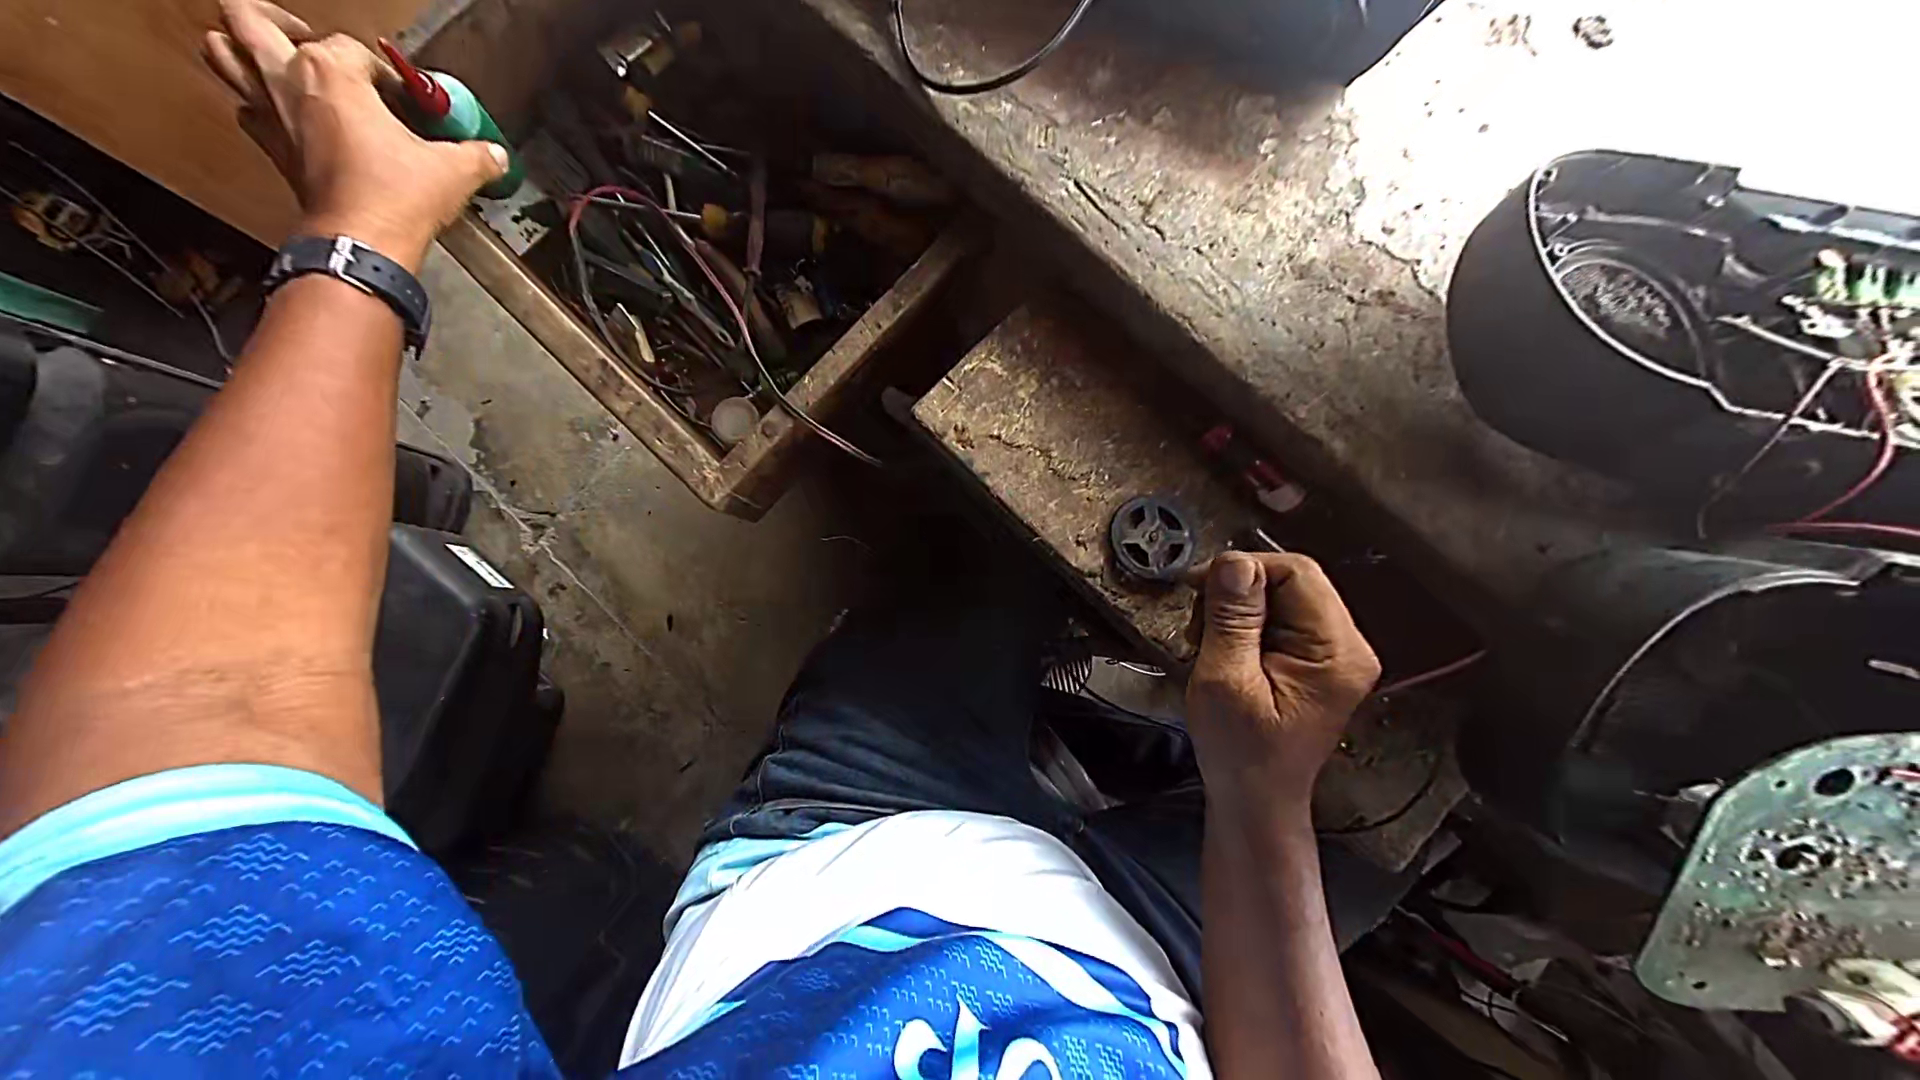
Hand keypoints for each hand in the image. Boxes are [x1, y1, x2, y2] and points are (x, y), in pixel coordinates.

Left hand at [202, 0, 505, 267]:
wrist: (366, 238)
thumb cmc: (397, 196)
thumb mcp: (454, 171)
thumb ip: (477, 156)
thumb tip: (494, 155)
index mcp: (330, 72)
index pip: (351, 46)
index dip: (382, 70)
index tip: (405, 98)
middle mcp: (287, 80)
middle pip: (246, 17)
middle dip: (272, 20)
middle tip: (306, 39)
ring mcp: (270, 113)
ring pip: (220, 50)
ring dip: (243, 50)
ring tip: (279, 64)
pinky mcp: (269, 147)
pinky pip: (244, 109)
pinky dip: (258, 105)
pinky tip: (289, 119)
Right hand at [1185, 552, 1380, 806]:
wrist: (1255, 798)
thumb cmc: (1240, 750)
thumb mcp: (1225, 680)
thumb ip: (1232, 619)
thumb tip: (1233, 561)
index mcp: (1336, 651)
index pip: (1298, 573)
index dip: (1246, 570)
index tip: (1200, 588)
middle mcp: (1346, 646)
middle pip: (1292, 581)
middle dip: (1237, 593)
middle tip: (1200, 623)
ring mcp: (1332, 653)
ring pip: (1280, 596)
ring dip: (1236, 609)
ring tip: (1209, 643)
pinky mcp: (1313, 660)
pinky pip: (1277, 618)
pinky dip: (1243, 624)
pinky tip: (1224, 649)